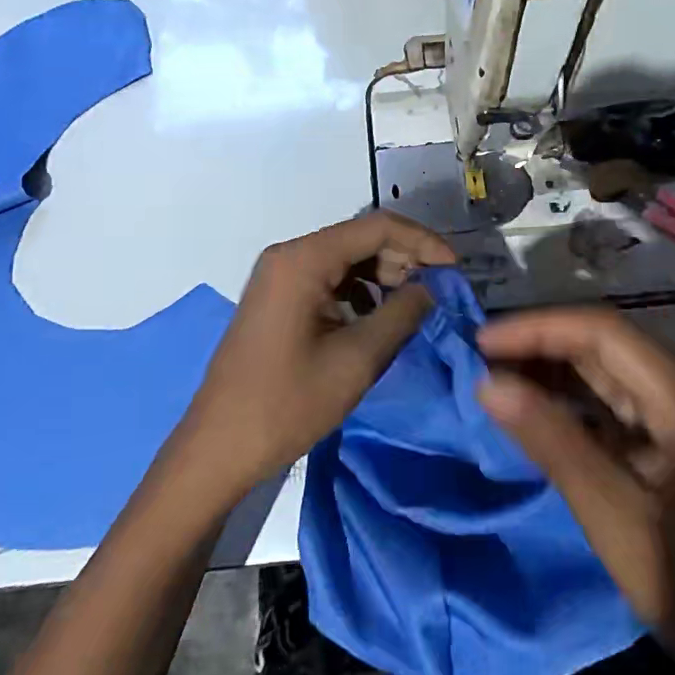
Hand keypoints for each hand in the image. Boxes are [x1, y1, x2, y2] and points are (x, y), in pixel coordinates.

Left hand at [179, 211, 454, 499]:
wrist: (220, 446)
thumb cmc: (288, 403)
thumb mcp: (357, 359)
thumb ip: (403, 313)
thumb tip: (433, 286)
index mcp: (303, 260)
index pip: (376, 227)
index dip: (422, 242)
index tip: (455, 270)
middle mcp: (288, 255)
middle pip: (360, 239)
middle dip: (404, 260)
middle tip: (436, 293)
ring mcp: (279, 276)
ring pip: (346, 258)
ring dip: (384, 276)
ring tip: (411, 308)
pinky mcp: (278, 297)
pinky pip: (328, 278)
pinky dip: (360, 291)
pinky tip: (377, 319)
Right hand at [476, 308, 674, 674]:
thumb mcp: (615, 516)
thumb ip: (552, 441)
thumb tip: (487, 382)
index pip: (601, 331)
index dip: (536, 328)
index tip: (478, 343)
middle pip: (606, 346)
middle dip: (541, 348)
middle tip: (479, 365)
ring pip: (611, 377)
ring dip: (555, 376)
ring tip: (498, 385)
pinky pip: (620, 410)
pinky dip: (576, 408)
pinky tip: (541, 419)